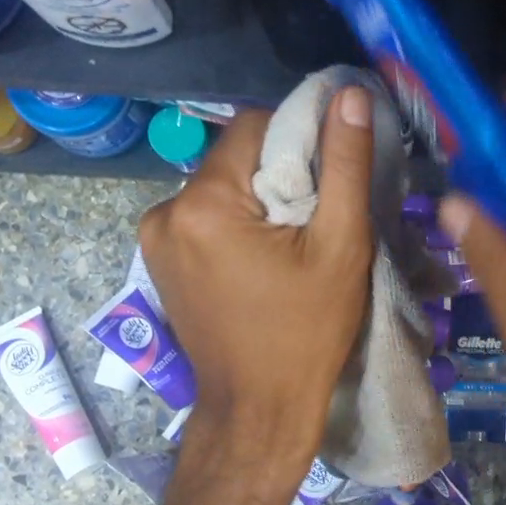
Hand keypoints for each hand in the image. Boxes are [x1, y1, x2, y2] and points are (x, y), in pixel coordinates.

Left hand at [138, 88, 375, 484]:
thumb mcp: (340, 246)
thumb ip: (345, 165)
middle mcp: (165, 210)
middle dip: (283, 176)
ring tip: (296, 245)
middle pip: (238, 157)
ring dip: (262, 201)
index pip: (257, 126)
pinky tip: (267, 261)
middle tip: (320, 221)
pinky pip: (209, 216)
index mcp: (205, 203)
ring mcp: (155, 238)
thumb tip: (350, 94)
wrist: (260, 410)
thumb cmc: (307, 333)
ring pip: (225, 186)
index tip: (333, 182)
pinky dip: (240, 224)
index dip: (303, 142)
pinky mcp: (159, 261)